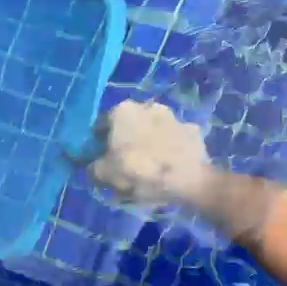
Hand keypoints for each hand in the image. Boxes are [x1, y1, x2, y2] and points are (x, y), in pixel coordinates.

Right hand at [88, 101, 212, 206]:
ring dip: (150, 141)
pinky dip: (171, 148)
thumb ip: (93, 166)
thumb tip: (94, 165)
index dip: (100, 143)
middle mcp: (147, 105)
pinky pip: (175, 139)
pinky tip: (169, 165)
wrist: (189, 180)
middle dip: (127, 139)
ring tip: (150, 166)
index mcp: (121, 111)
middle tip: (126, 162)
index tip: (102, 159)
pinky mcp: (193, 130)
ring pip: (153, 130)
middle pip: (130, 125)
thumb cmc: (139, 171)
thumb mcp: (105, 173)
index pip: (102, 125)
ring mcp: (174, 116)